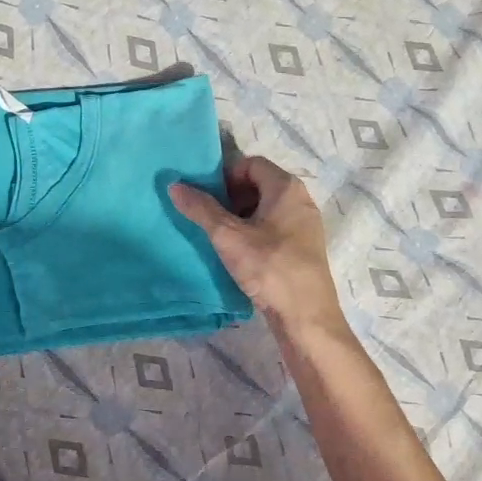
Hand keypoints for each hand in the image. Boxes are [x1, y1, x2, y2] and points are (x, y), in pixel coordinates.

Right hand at [170, 156, 344, 328]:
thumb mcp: (228, 237)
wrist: (306, 317)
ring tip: (219, 237)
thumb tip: (175, 185)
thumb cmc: (269, 268)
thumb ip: (201, 209)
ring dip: (239, 217)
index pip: (250, 164)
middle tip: (208, 216)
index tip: (205, 197)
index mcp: (286, 188)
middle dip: (230, 197)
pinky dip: (253, 233)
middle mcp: (300, 200)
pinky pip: (274, 228)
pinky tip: (238, 253)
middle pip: (258, 184)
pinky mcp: (303, 248)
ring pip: (265, 208)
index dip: (224, 176)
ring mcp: (305, 225)